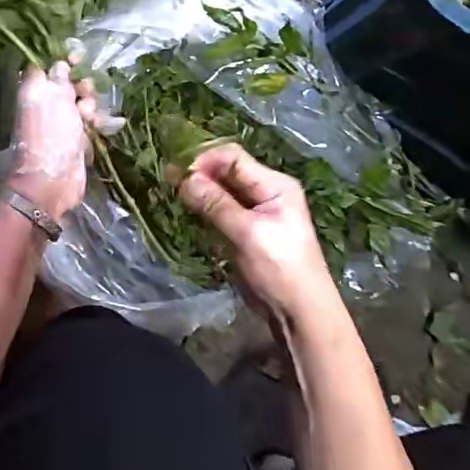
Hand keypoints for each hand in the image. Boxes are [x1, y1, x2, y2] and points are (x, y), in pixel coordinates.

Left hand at [7, 60, 99, 220]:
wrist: (53, 178)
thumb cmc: (50, 134)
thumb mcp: (53, 97)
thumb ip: (57, 77)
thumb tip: (60, 63)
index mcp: (34, 90)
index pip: (47, 65)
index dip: (62, 60)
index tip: (78, 60)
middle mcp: (46, 103)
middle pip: (68, 83)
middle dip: (81, 84)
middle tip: (85, 92)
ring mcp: (61, 122)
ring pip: (81, 102)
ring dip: (90, 104)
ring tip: (89, 115)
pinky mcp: (75, 137)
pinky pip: (88, 121)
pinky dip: (95, 121)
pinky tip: (97, 125)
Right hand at [178, 144, 340, 325]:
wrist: (299, 311)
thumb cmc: (280, 269)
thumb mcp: (248, 234)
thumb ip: (216, 204)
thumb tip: (184, 179)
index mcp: (275, 185)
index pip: (233, 158)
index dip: (204, 161)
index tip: (178, 174)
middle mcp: (266, 191)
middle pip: (226, 171)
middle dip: (198, 174)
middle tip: (169, 183)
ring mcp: (256, 211)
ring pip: (221, 190)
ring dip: (199, 191)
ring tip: (174, 196)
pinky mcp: (246, 229)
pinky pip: (221, 209)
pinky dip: (204, 208)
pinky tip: (188, 211)